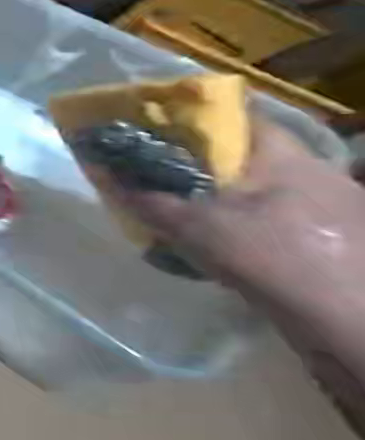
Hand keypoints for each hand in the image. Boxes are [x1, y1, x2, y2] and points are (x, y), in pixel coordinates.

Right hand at [83, 121, 364, 307]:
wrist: (349, 324)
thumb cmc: (266, 256)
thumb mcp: (187, 225)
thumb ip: (140, 195)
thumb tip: (99, 171)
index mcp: (289, 159)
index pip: (240, 117)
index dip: (195, 116)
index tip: (157, 124)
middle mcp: (322, 175)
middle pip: (251, 153)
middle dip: (208, 158)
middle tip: (164, 167)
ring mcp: (341, 209)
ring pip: (269, 185)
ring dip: (230, 191)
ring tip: (191, 205)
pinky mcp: (346, 240)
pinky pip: (287, 214)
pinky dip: (253, 218)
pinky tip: (231, 237)